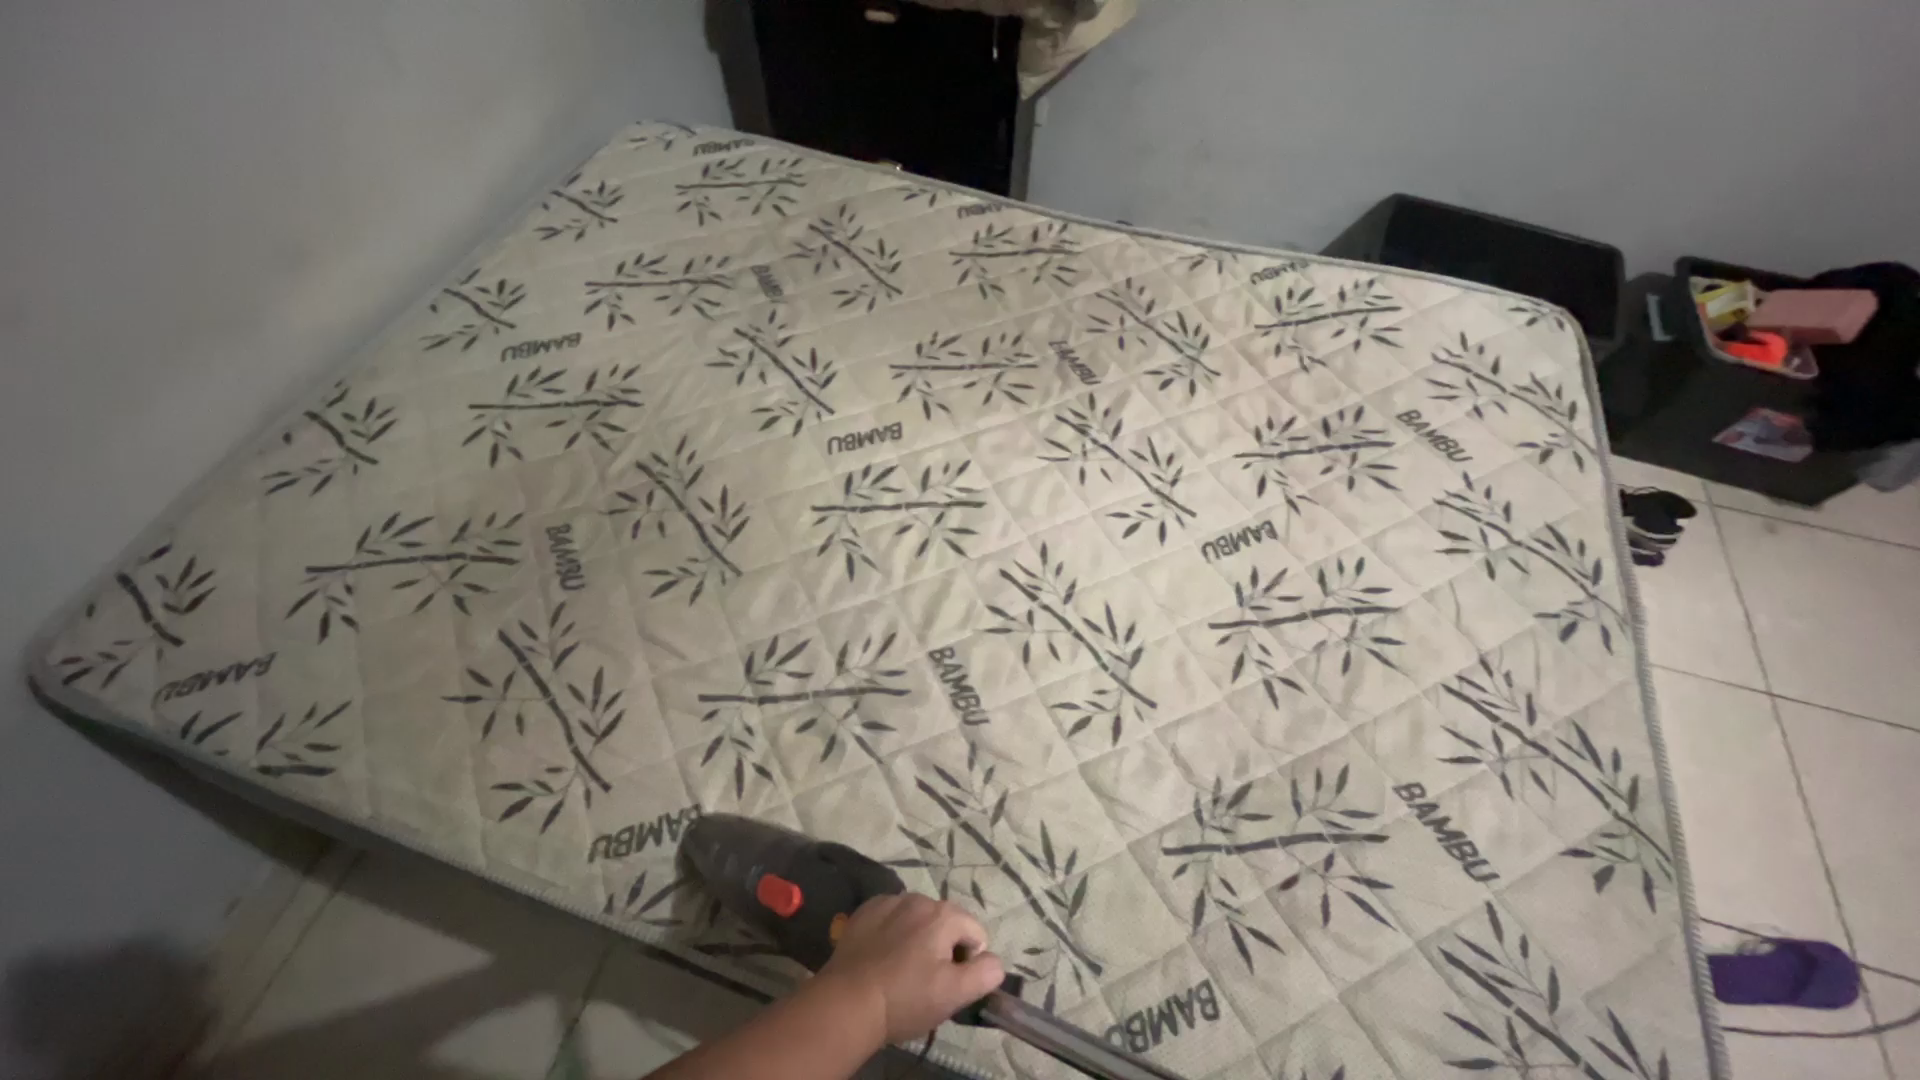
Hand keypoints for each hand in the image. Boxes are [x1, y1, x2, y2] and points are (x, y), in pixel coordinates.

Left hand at [810, 893, 1005, 1044]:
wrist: (847, 1001)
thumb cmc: (905, 998)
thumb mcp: (954, 994)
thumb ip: (985, 973)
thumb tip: (993, 960)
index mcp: (944, 915)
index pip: (975, 933)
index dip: (968, 961)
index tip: (948, 984)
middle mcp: (919, 898)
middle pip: (946, 922)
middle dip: (943, 947)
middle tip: (926, 980)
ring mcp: (889, 901)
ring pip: (918, 919)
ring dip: (918, 938)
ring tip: (902, 969)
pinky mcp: (866, 910)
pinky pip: (892, 917)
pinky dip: (893, 932)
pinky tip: (882, 957)